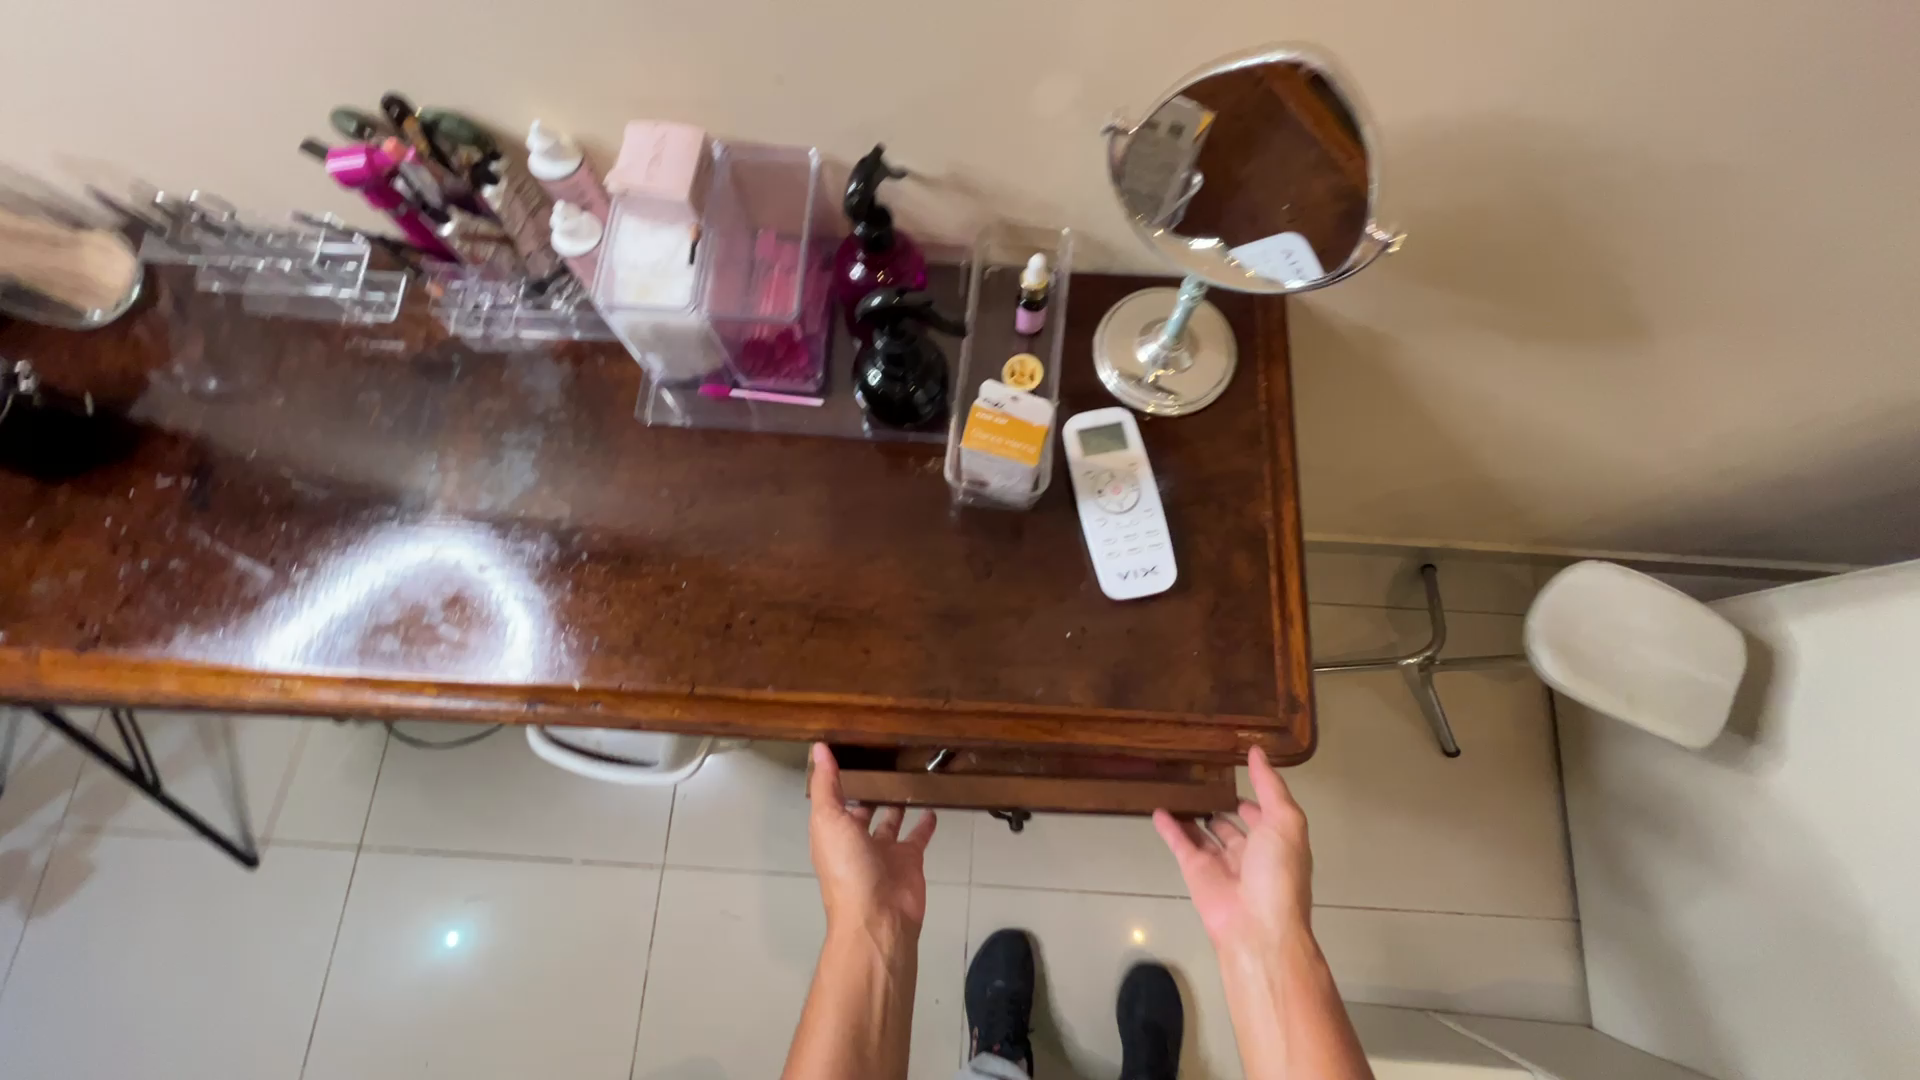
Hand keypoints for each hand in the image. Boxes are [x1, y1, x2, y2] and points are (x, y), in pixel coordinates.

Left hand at [807, 743, 937, 935]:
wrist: (879, 916)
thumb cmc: (847, 867)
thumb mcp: (828, 820)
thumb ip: (826, 784)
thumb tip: (818, 747)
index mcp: (832, 831)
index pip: (834, 799)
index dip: (837, 777)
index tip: (848, 749)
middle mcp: (856, 841)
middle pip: (862, 810)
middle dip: (868, 791)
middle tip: (883, 759)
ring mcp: (884, 851)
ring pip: (891, 821)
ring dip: (897, 803)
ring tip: (908, 776)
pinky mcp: (910, 859)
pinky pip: (918, 836)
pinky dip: (925, 822)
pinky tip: (932, 805)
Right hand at [1154, 746, 1313, 950]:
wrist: (1256, 927)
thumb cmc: (1278, 873)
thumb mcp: (1286, 822)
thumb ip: (1270, 786)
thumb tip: (1256, 752)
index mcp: (1276, 842)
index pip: (1263, 813)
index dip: (1253, 793)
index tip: (1235, 767)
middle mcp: (1249, 852)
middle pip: (1231, 823)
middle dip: (1218, 803)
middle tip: (1199, 775)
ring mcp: (1220, 862)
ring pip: (1203, 831)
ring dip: (1192, 812)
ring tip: (1176, 785)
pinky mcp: (1194, 870)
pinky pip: (1179, 842)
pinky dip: (1168, 826)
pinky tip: (1158, 808)